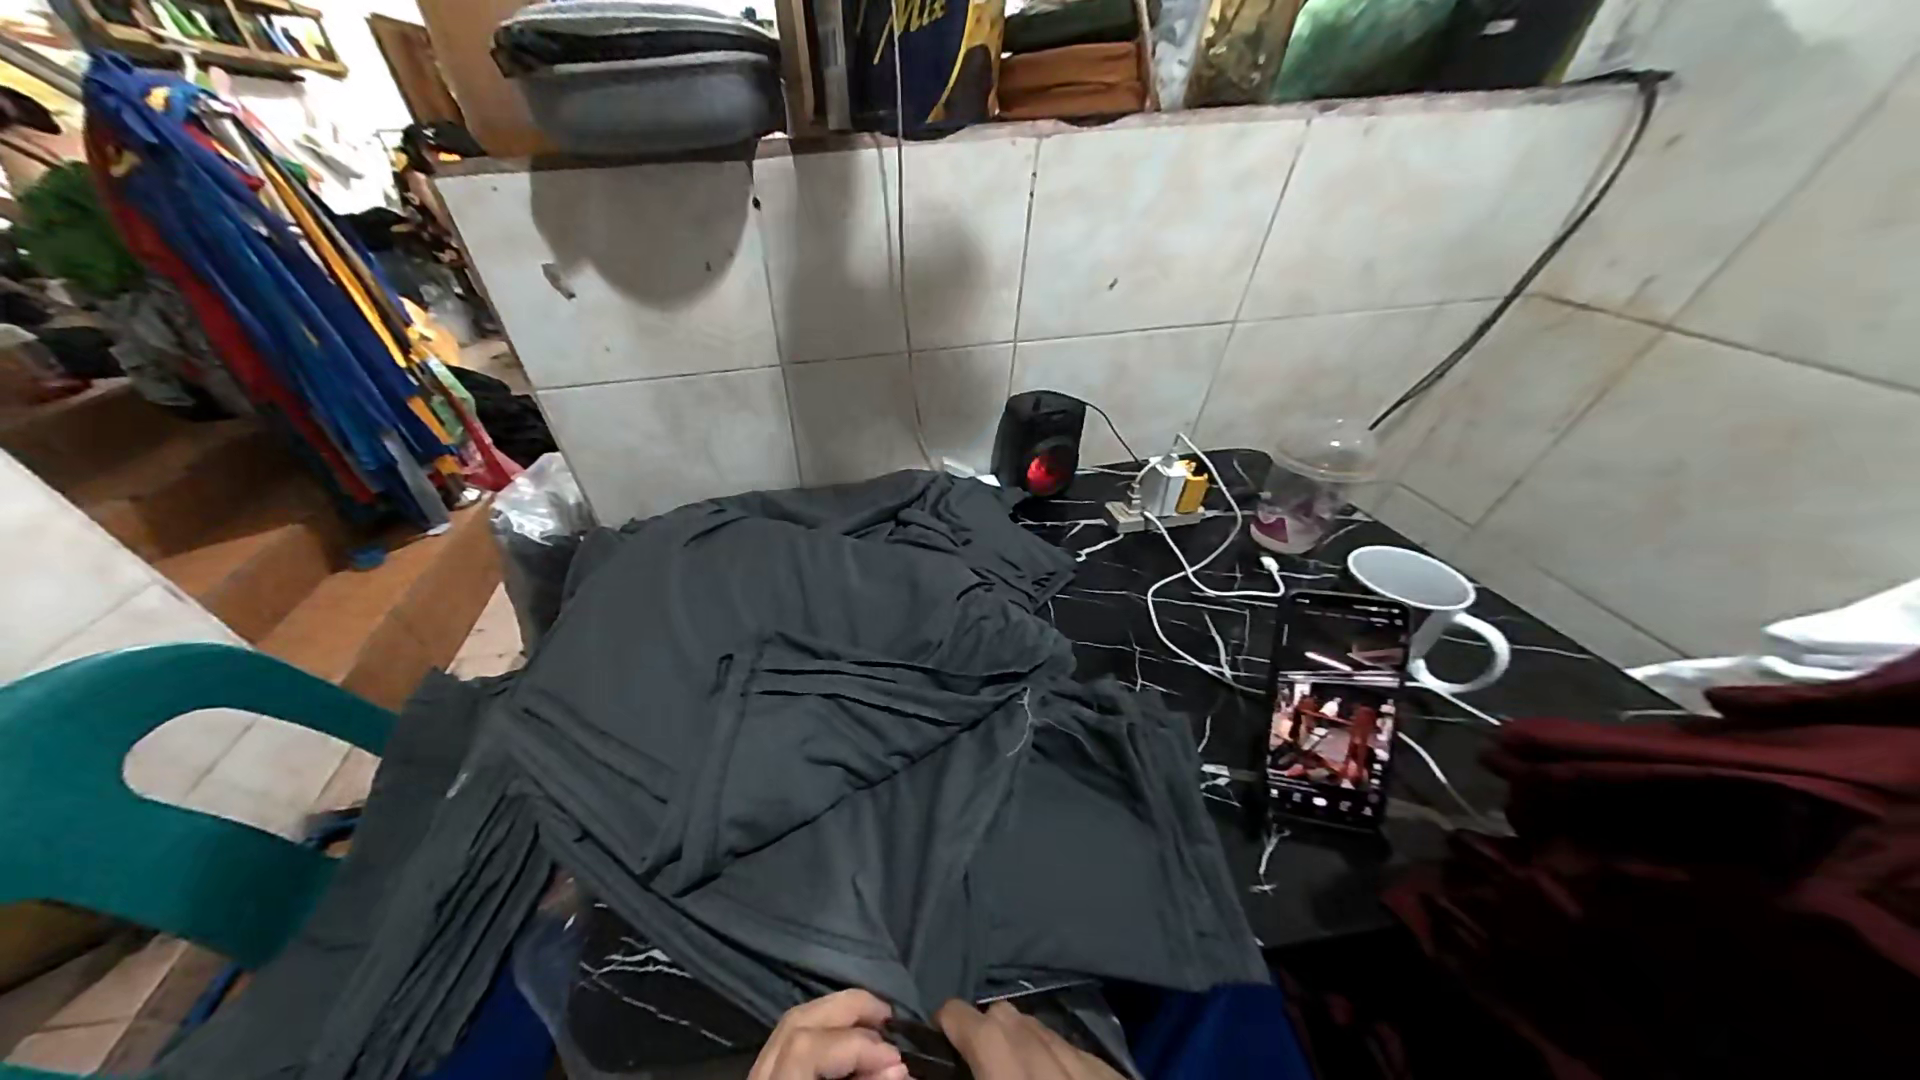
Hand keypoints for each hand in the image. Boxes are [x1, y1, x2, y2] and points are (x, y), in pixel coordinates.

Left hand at [749, 989, 907, 1079]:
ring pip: (792, 1020)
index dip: (856, 1045)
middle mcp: (758, 1075)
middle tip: (889, 1018)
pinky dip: (824, 1028)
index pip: (807, 1049)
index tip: (897, 1057)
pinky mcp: (764, 1074)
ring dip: (838, 1012)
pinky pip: (791, 1036)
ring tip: (875, 1022)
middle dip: (848, 1009)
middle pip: (796, 1020)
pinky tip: (849, 1036)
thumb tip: (898, 1067)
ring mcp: (755, 1073)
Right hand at [936, 1000, 1123, 1079]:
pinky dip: (1056, 1063)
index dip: (947, 1027)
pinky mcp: (1111, 1075)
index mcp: (1005, 1067)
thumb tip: (915, 1073)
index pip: (966, 1017)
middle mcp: (1043, 1051)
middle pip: (1003, 1016)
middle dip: (984, 1035)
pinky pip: (1073, 1051)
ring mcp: (1083, 1061)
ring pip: (1039, 1030)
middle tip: (978, 1072)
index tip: (940, 1048)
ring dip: (1021, 1047)